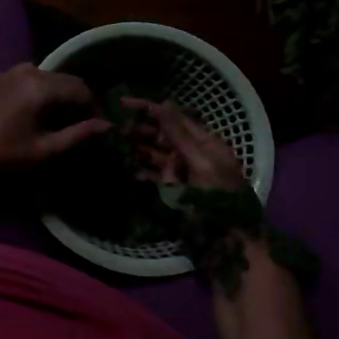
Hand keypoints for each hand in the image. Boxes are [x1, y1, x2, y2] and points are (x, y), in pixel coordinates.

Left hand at [0, 64, 111, 171]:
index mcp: (42, 87)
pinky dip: (45, 90)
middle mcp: (30, 70)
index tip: (98, 127)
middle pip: (68, 80)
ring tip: (63, 119)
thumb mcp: (46, 149)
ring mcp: (14, 70)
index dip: (95, 108)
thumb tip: (108, 126)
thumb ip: (79, 135)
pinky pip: (35, 77)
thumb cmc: (6, 154)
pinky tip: (42, 111)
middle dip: (80, 100)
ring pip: (52, 77)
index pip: (82, 90)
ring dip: (63, 95)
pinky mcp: (3, 76)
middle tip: (84, 124)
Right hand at [122, 99, 246, 191]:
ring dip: (134, 149)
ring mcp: (180, 173)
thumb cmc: (220, 193)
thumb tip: (163, 103)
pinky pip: (152, 177)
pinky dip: (139, 172)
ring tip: (111, 143)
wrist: (229, 236)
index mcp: (202, 141)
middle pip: (159, 136)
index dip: (148, 109)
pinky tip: (123, 168)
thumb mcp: (201, 160)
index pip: (172, 117)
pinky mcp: (172, 192)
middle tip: (110, 126)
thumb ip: (179, 134)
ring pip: (153, 155)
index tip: (122, 103)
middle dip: (137, 130)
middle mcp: (189, 153)